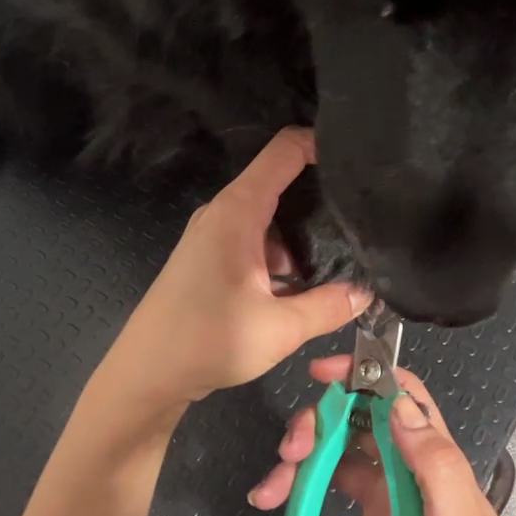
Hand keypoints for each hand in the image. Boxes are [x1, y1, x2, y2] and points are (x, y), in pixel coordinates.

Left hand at [99, 128, 371, 408]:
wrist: (147, 372)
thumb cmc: (208, 340)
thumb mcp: (280, 328)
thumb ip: (329, 306)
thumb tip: (368, 293)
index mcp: (237, 211)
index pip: (284, 150)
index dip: (321, 144)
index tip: (359, 159)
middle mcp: (224, 213)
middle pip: (280, 184)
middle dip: (322, 197)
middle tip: (367, 216)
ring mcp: (215, 237)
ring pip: (270, 221)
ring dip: (303, 237)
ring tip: (350, 254)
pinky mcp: (211, 261)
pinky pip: (256, 244)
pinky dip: (283, 258)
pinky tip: (310, 284)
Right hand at [233, 360, 515, 515]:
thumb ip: (432, 463)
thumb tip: (396, 402)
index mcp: (432, 462)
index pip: (400, 398)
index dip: (363, 376)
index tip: (319, 373)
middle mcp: (406, 476)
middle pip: (352, 430)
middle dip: (314, 433)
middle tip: (287, 455)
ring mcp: (384, 511)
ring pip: (330, 475)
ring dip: (293, 481)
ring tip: (263, 499)